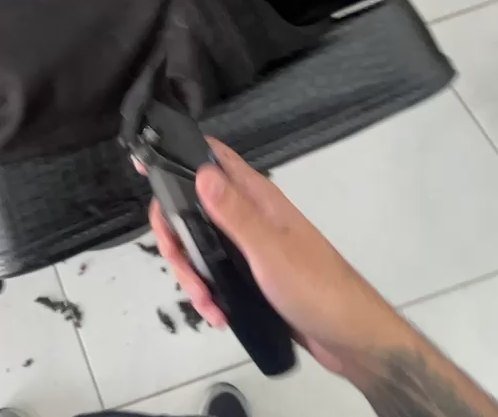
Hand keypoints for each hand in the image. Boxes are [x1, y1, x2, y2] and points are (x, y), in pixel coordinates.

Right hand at [151, 141, 417, 377]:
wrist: (355, 343)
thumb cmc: (317, 288)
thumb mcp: (270, 250)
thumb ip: (234, 211)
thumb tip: (199, 171)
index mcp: (253, 196)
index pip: (209, 157)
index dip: (175, 155)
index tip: (143, 168)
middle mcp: (245, 213)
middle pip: (188, 206)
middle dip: (174, 236)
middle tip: (177, 262)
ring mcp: (245, 244)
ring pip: (196, 243)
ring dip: (190, 272)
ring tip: (204, 303)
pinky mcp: (246, 274)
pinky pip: (210, 272)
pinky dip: (205, 291)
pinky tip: (215, 313)